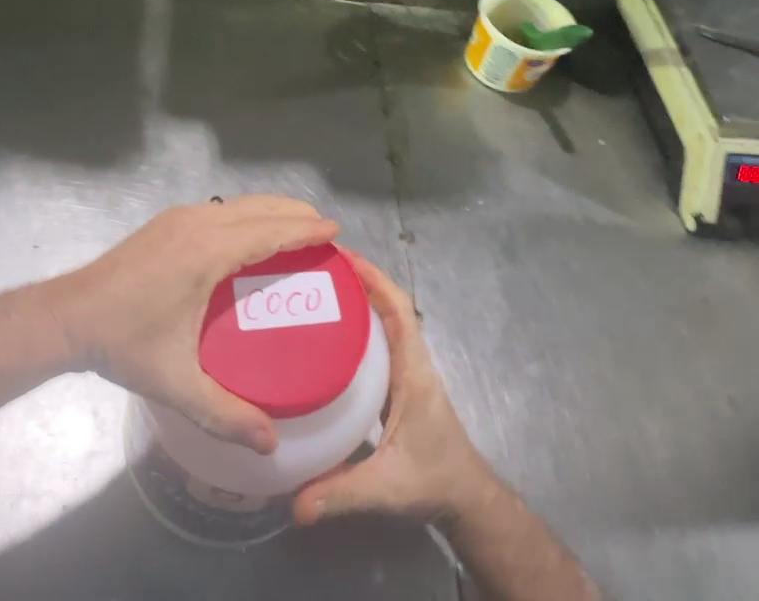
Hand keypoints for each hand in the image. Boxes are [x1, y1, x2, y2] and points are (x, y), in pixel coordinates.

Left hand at [43, 196, 338, 453]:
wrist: (66, 317)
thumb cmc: (122, 344)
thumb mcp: (176, 383)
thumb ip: (225, 413)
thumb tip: (270, 445)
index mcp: (206, 253)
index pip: (269, 231)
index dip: (305, 229)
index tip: (335, 230)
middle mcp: (196, 224)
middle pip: (259, 208)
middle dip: (295, 213)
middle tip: (323, 231)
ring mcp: (177, 219)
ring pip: (238, 204)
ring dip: (270, 211)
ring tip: (295, 228)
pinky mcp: (164, 222)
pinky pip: (220, 210)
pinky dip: (246, 215)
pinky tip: (249, 237)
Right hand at [294, 252, 499, 525]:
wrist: (465, 499)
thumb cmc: (434, 481)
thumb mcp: (387, 488)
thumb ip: (341, 494)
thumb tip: (293, 503)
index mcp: (413, 371)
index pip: (398, 310)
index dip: (374, 278)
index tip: (342, 254)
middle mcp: (410, 363)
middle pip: (386, 308)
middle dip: (356, 282)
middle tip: (313, 267)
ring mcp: (405, 374)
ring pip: (381, 326)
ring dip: (354, 304)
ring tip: (312, 293)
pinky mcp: (396, 387)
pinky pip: (374, 347)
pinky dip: (352, 333)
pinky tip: (322, 340)